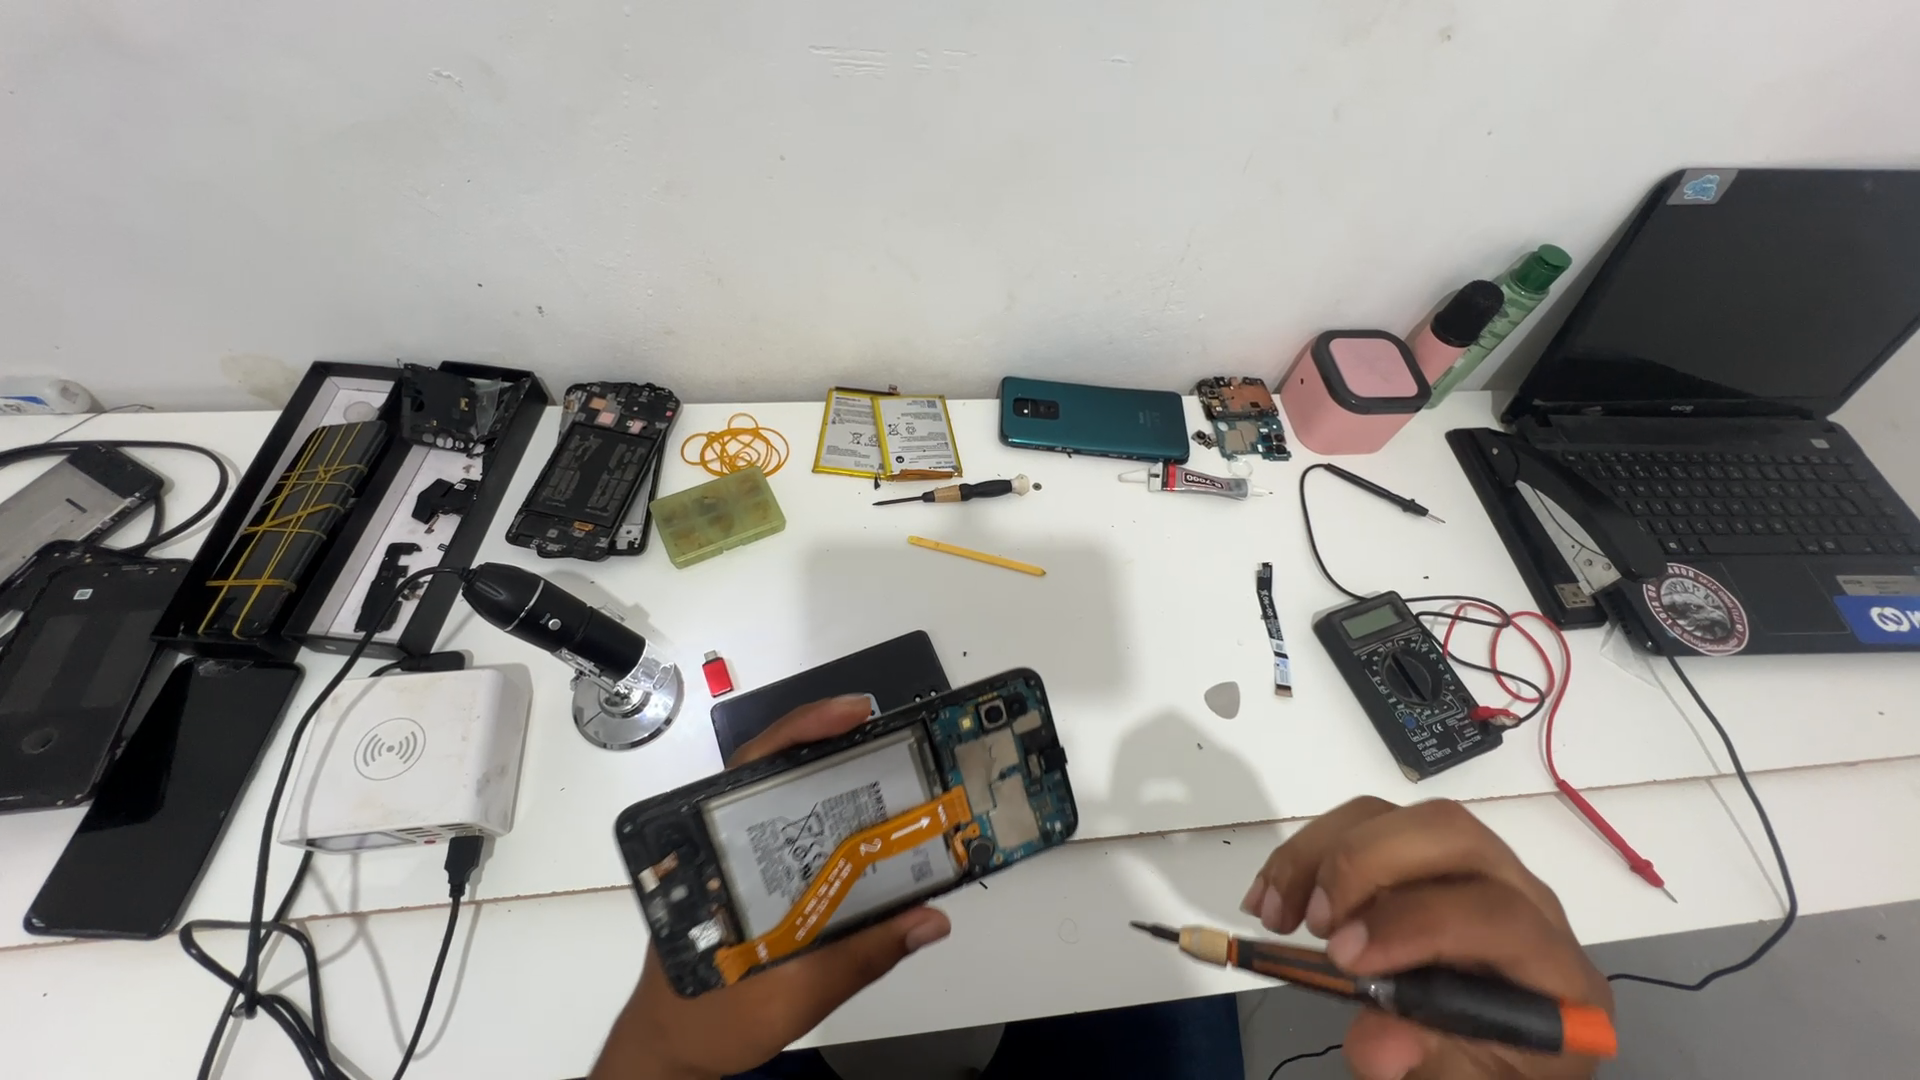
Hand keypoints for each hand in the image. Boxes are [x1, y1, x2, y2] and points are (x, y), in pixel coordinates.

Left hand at [591, 696, 951, 1079]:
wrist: (672, 1051)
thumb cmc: (716, 1020)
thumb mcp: (794, 995)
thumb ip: (863, 953)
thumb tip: (933, 918)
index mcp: (718, 854)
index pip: (753, 769)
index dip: (801, 731)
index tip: (852, 714)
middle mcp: (722, 840)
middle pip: (770, 766)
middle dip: (824, 736)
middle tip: (881, 728)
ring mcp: (734, 853)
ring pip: (779, 791)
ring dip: (827, 767)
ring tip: (880, 759)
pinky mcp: (749, 871)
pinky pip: (786, 824)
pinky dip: (822, 808)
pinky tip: (858, 814)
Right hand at [1242, 797, 1611, 1079]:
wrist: (1487, 1045)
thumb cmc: (1488, 1065)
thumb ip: (1426, 1061)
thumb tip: (1375, 1046)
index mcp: (1550, 963)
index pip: (1496, 914)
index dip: (1415, 926)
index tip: (1343, 961)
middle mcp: (1515, 891)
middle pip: (1446, 832)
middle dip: (1363, 863)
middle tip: (1315, 923)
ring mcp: (1460, 860)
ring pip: (1388, 814)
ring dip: (1317, 853)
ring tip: (1274, 913)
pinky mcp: (1411, 849)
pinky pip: (1353, 822)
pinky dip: (1302, 852)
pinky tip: (1271, 895)